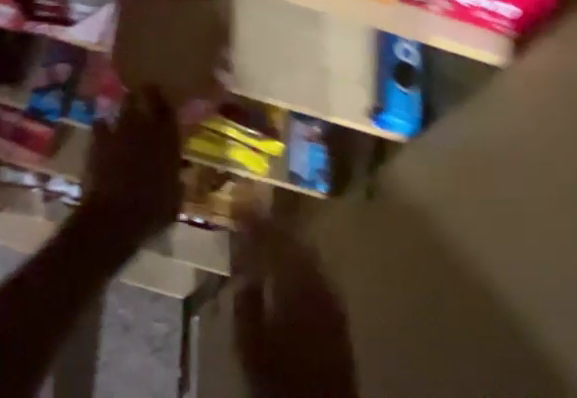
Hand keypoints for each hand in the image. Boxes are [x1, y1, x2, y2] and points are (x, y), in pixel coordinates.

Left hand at [78, 86, 182, 245]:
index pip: (169, 111)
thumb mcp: (174, 201)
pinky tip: (102, 130)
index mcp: (168, 142)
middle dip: (144, 94)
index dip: (166, 102)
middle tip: (144, 93)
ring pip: (123, 107)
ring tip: (124, 109)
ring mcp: (120, 132)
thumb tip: (177, 177)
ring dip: (124, 107)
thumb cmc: (151, 213)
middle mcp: (146, 129)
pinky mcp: (99, 141)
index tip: (163, 97)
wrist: (114, 217)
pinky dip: (102, 126)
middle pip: (145, 98)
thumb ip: (176, 182)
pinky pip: (100, 124)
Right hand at [234, 212, 358, 397]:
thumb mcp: (251, 346)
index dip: (253, 217)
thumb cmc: (280, 380)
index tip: (238, 197)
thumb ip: (247, 304)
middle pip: (294, 240)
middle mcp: (318, 281)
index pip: (272, 240)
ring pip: (306, 251)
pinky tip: (288, 257)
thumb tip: (243, 270)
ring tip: (265, 225)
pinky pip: (316, 267)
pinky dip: (299, 255)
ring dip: (286, 236)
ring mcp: (332, 293)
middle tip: (250, 206)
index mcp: (294, 286)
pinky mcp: (338, 307)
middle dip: (271, 221)